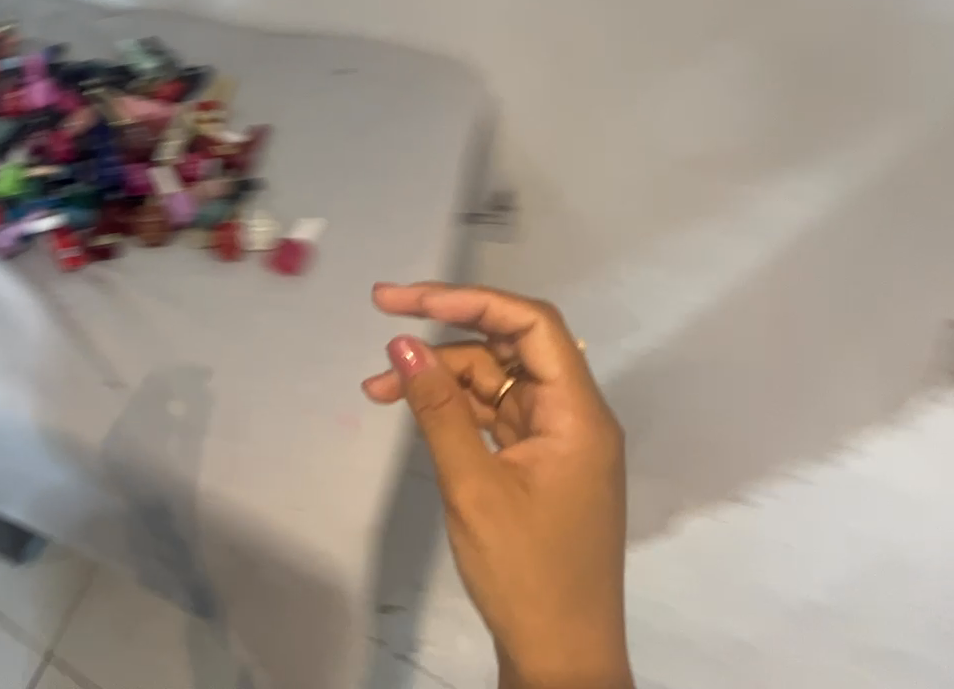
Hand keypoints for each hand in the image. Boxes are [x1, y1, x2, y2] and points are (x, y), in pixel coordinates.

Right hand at [363, 283, 631, 688]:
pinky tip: (406, 407)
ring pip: (490, 376)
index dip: (469, 300)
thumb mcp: (471, 484)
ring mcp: (551, 438)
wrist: (560, 654)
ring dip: (435, 373)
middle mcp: (571, 415)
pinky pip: (486, 410)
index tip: (405, 301)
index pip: (531, 326)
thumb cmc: (525, 570)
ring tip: (375, 389)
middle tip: (382, 307)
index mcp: (577, 416)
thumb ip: (436, 408)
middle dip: (444, 322)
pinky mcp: (532, 458)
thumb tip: (400, 343)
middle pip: (507, 343)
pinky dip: (446, 403)